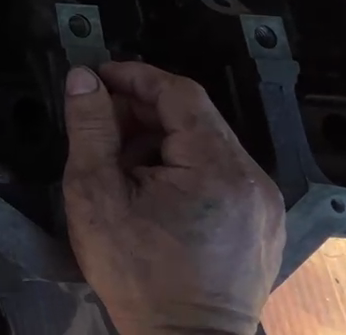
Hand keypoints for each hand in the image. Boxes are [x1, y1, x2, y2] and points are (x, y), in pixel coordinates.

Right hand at [61, 62, 285, 334]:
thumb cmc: (136, 270)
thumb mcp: (95, 192)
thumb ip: (90, 127)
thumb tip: (83, 78)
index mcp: (217, 167)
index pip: (179, 93)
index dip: (133, 76)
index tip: (94, 80)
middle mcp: (252, 179)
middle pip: (194, 116)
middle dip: (140, 110)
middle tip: (97, 122)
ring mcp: (261, 204)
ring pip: (204, 143)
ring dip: (157, 137)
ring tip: (116, 160)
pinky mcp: (259, 225)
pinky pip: (217, 172)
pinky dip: (179, 164)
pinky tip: (147, 187)